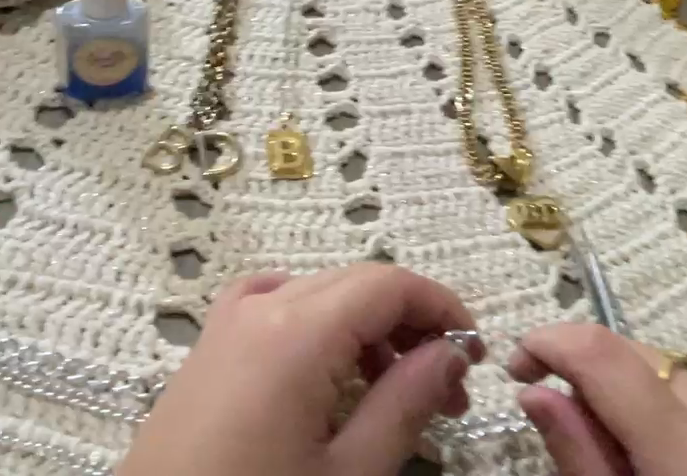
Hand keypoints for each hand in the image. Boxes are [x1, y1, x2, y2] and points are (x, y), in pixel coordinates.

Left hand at [118, 264, 478, 475]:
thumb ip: (405, 403)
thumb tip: (450, 352)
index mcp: (298, 329)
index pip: (389, 284)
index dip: (442, 307)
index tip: (476, 354)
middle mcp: (263, 304)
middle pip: (357, 284)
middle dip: (410, 324)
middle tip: (448, 389)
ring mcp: (229, 319)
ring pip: (319, 293)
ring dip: (367, 328)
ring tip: (395, 391)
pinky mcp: (210, 342)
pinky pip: (274, 303)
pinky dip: (314, 321)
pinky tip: (325, 363)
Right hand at [510, 323, 686, 475]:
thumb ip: (583, 462)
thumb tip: (536, 391)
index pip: (603, 354)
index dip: (549, 344)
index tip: (519, 366)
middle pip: (636, 359)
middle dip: (600, 387)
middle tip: (596, 445)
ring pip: (676, 374)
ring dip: (650, 403)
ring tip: (661, 464)